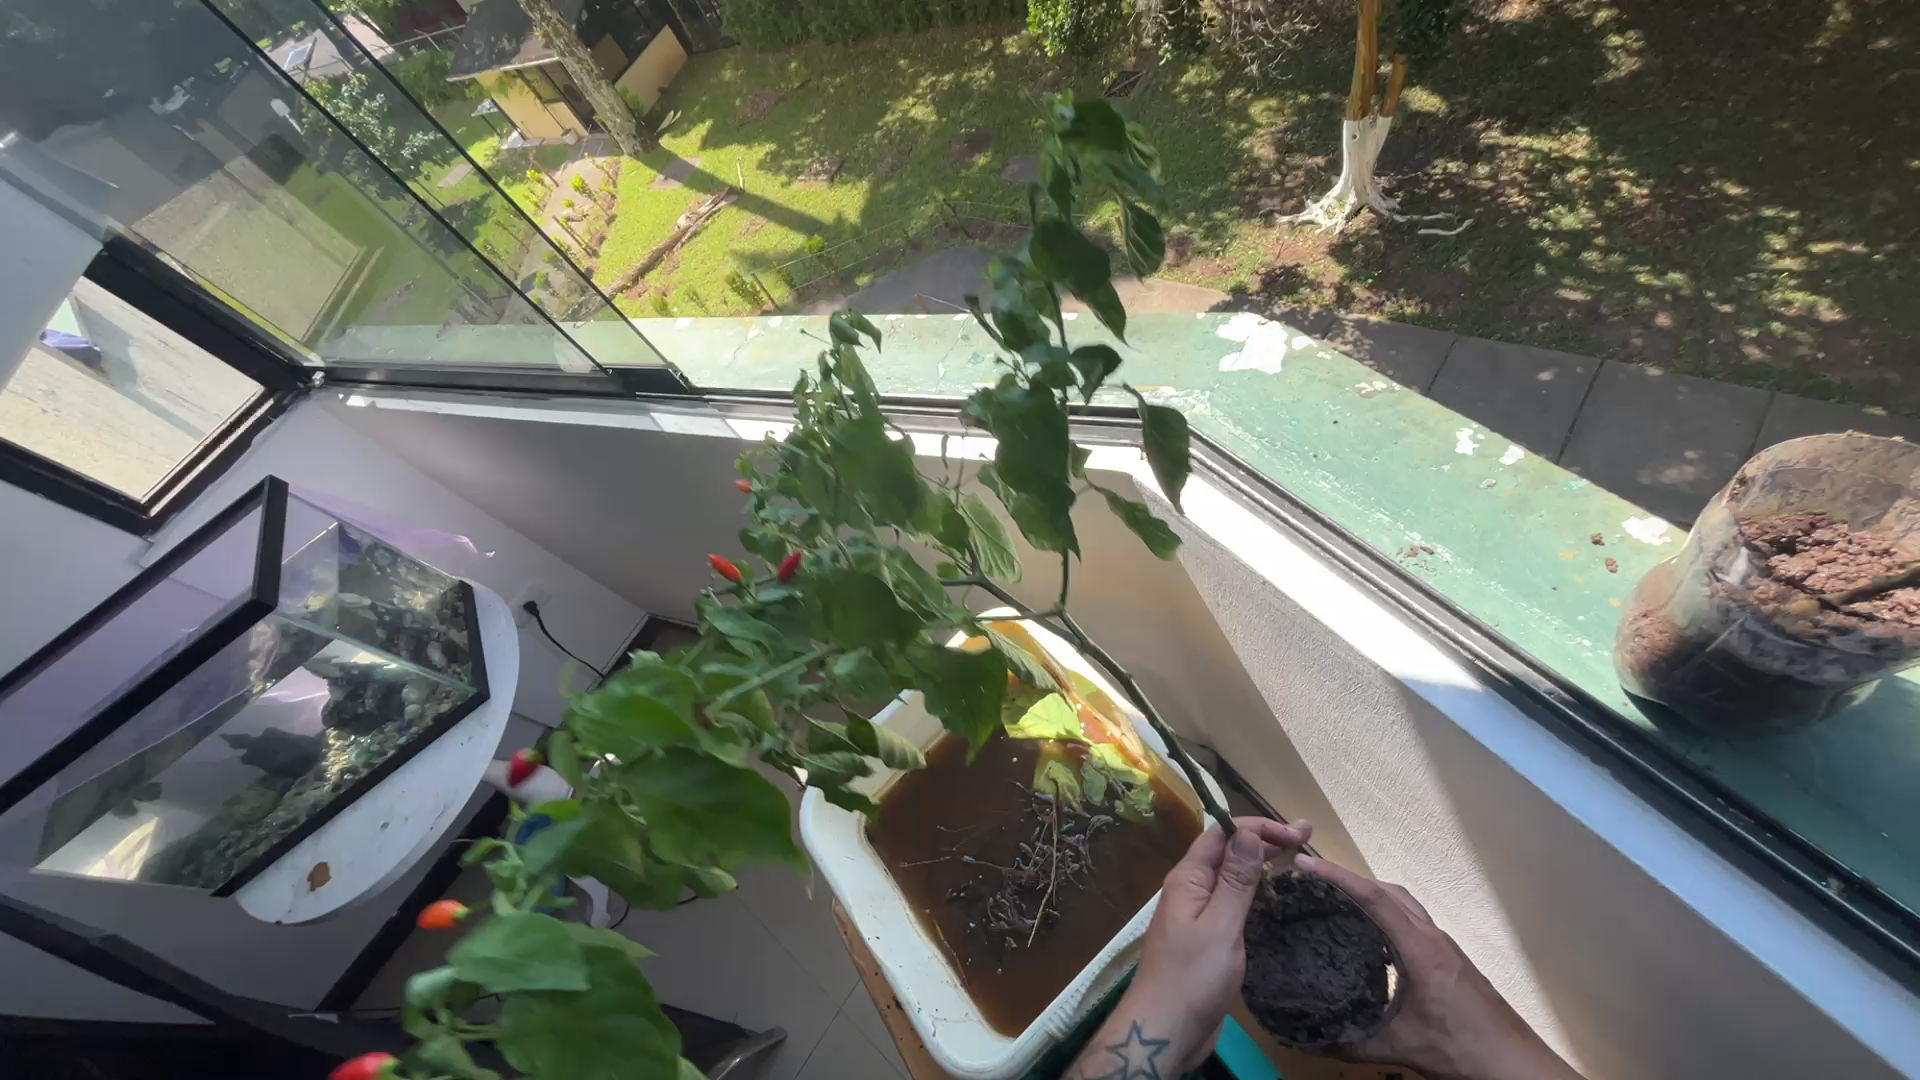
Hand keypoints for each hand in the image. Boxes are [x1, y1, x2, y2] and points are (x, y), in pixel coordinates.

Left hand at [1067, 817, 1311, 1078]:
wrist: (1167, 1028)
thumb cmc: (1192, 975)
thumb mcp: (1220, 925)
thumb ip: (1236, 880)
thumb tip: (1249, 832)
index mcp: (1188, 877)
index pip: (1222, 834)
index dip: (1257, 827)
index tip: (1297, 831)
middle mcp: (1191, 888)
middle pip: (1228, 851)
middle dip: (1264, 839)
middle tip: (1306, 835)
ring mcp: (1198, 912)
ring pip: (1232, 876)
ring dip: (1261, 863)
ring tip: (1296, 858)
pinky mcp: (1208, 936)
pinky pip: (1232, 902)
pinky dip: (1255, 892)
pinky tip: (1275, 897)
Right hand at [1295, 854, 1584, 1079]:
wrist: (1521, 1069)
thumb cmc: (1465, 1051)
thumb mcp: (1405, 1047)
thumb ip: (1356, 1041)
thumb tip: (1311, 1037)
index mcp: (1421, 948)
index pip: (1373, 897)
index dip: (1337, 876)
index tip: (1304, 863)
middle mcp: (1433, 937)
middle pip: (1387, 890)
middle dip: (1349, 877)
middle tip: (1315, 878)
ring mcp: (1445, 946)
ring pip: (1403, 902)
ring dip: (1370, 892)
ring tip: (1338, 898)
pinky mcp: (1450, 958)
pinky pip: (1411, 918)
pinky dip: (1386, 911)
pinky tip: (1372, 935)